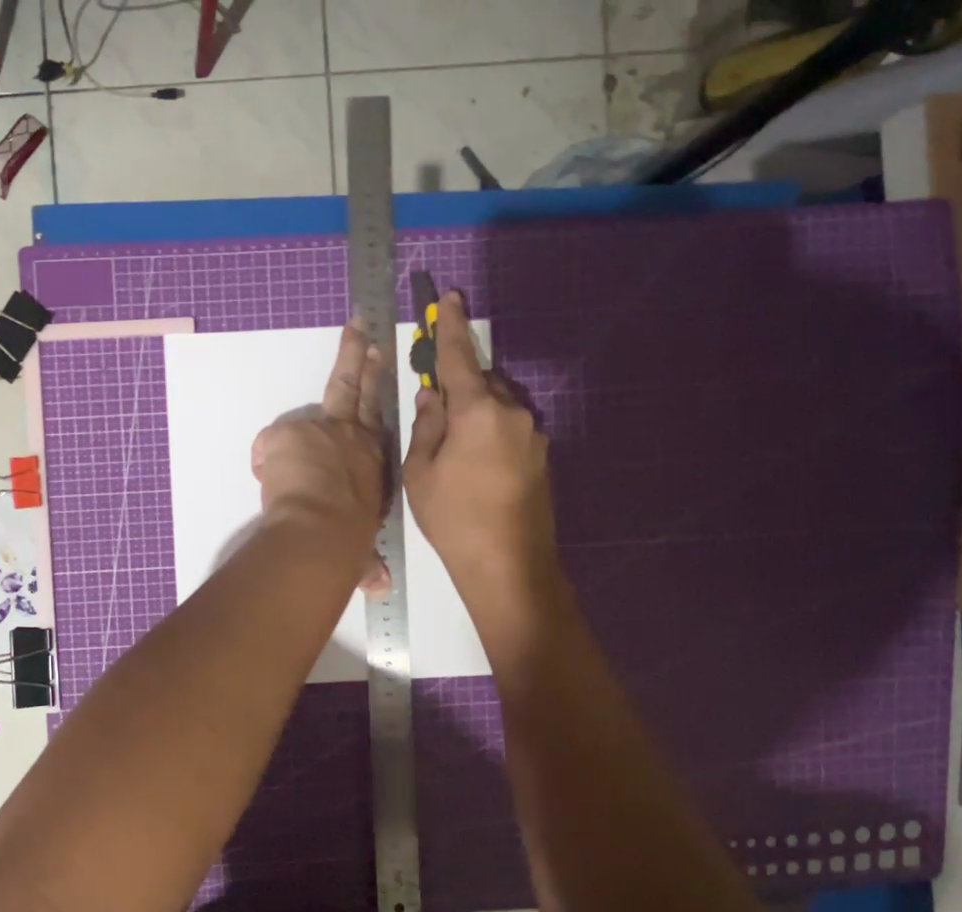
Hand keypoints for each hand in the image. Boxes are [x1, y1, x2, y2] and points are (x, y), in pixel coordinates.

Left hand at [251, 319, 389, 591]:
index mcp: (373, 463)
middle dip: (361, 355)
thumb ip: (368, 567)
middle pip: (357, 387)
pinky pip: (270, 446)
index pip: (376, 425)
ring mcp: (322, 430)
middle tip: (362, 326)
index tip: (381, 372)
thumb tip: (378, 585)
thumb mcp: (362, 554)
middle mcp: (353, 438)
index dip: (377, 401)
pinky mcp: (289, 433)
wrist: (321, 531)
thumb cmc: (348, 544)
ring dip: (328, 377)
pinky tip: (266, 472)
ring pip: (327, 394)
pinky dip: (267, 458)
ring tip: (338, 344)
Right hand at [403, 291, 556, 581]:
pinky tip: (470, 463)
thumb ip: (426, 426)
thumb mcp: (421, 473)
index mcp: (478, 412)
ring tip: (448, 445)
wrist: (510, 564)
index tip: (449, 297)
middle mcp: (512, 413)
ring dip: (472, 411)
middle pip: (480, 381)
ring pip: (496, 405)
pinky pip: (507, 428)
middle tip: (431, 402)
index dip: (450, 327)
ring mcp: (532, 435)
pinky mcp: (540, 456)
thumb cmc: (454, 518)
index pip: (460, 358)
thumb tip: (431, 396)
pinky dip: (486, 431)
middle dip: (457, 383)